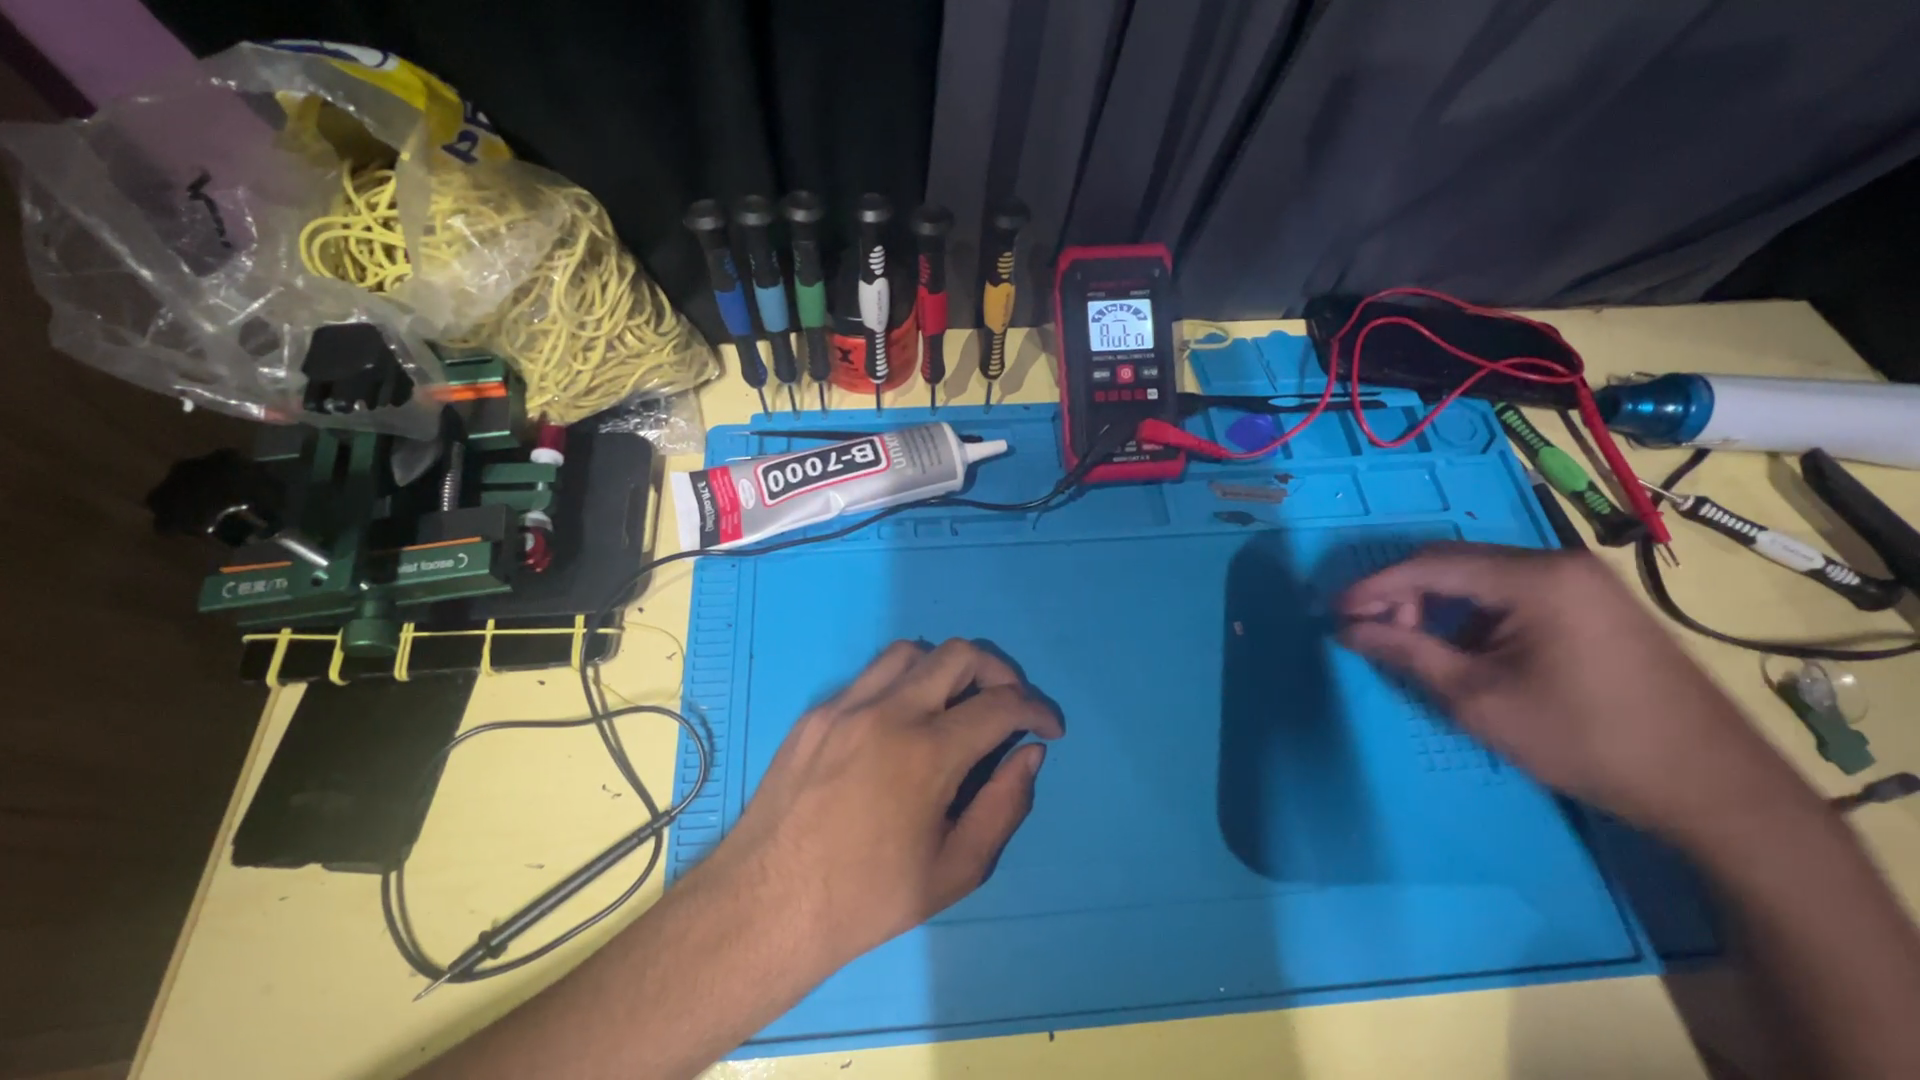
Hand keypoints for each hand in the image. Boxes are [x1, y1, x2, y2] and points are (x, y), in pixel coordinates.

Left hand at [684, 639, 1062, 976]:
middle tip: (1010, 709)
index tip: (1050, 729)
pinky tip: (904, 724)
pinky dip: (904, 683)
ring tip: (959, 707)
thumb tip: (1029, 754)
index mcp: (927, 752)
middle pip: (960, 654)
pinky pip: (870, 676)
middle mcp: (887, 712)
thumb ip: (1004, 806)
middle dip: (1001, 674)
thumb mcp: (955, 870)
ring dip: (949, 668)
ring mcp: (844, 706)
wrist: (767, 906)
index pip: (1002, 704)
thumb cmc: (868, 899)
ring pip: (912, 651)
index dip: (1038, 710)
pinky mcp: (815, 715)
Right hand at [1337, 543, 1809, 841]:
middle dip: (1405, 594)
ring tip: (1417, 647)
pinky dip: (1478, 615)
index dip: (1374, 586)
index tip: (1333, 613)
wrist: (1708, 782)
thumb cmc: (1583, 739)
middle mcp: (1560, 562)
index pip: (1430, 565)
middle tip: (1373, 633)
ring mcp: (1585, 579)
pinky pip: (1516, 593)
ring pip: (1485, 577)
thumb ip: (1407, 653)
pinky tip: (1469, 650)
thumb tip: (1349, 629)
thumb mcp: (1478, 700)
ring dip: (1441, 605)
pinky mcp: (1598, 602)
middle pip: (1457, 562)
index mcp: (1533, 577)